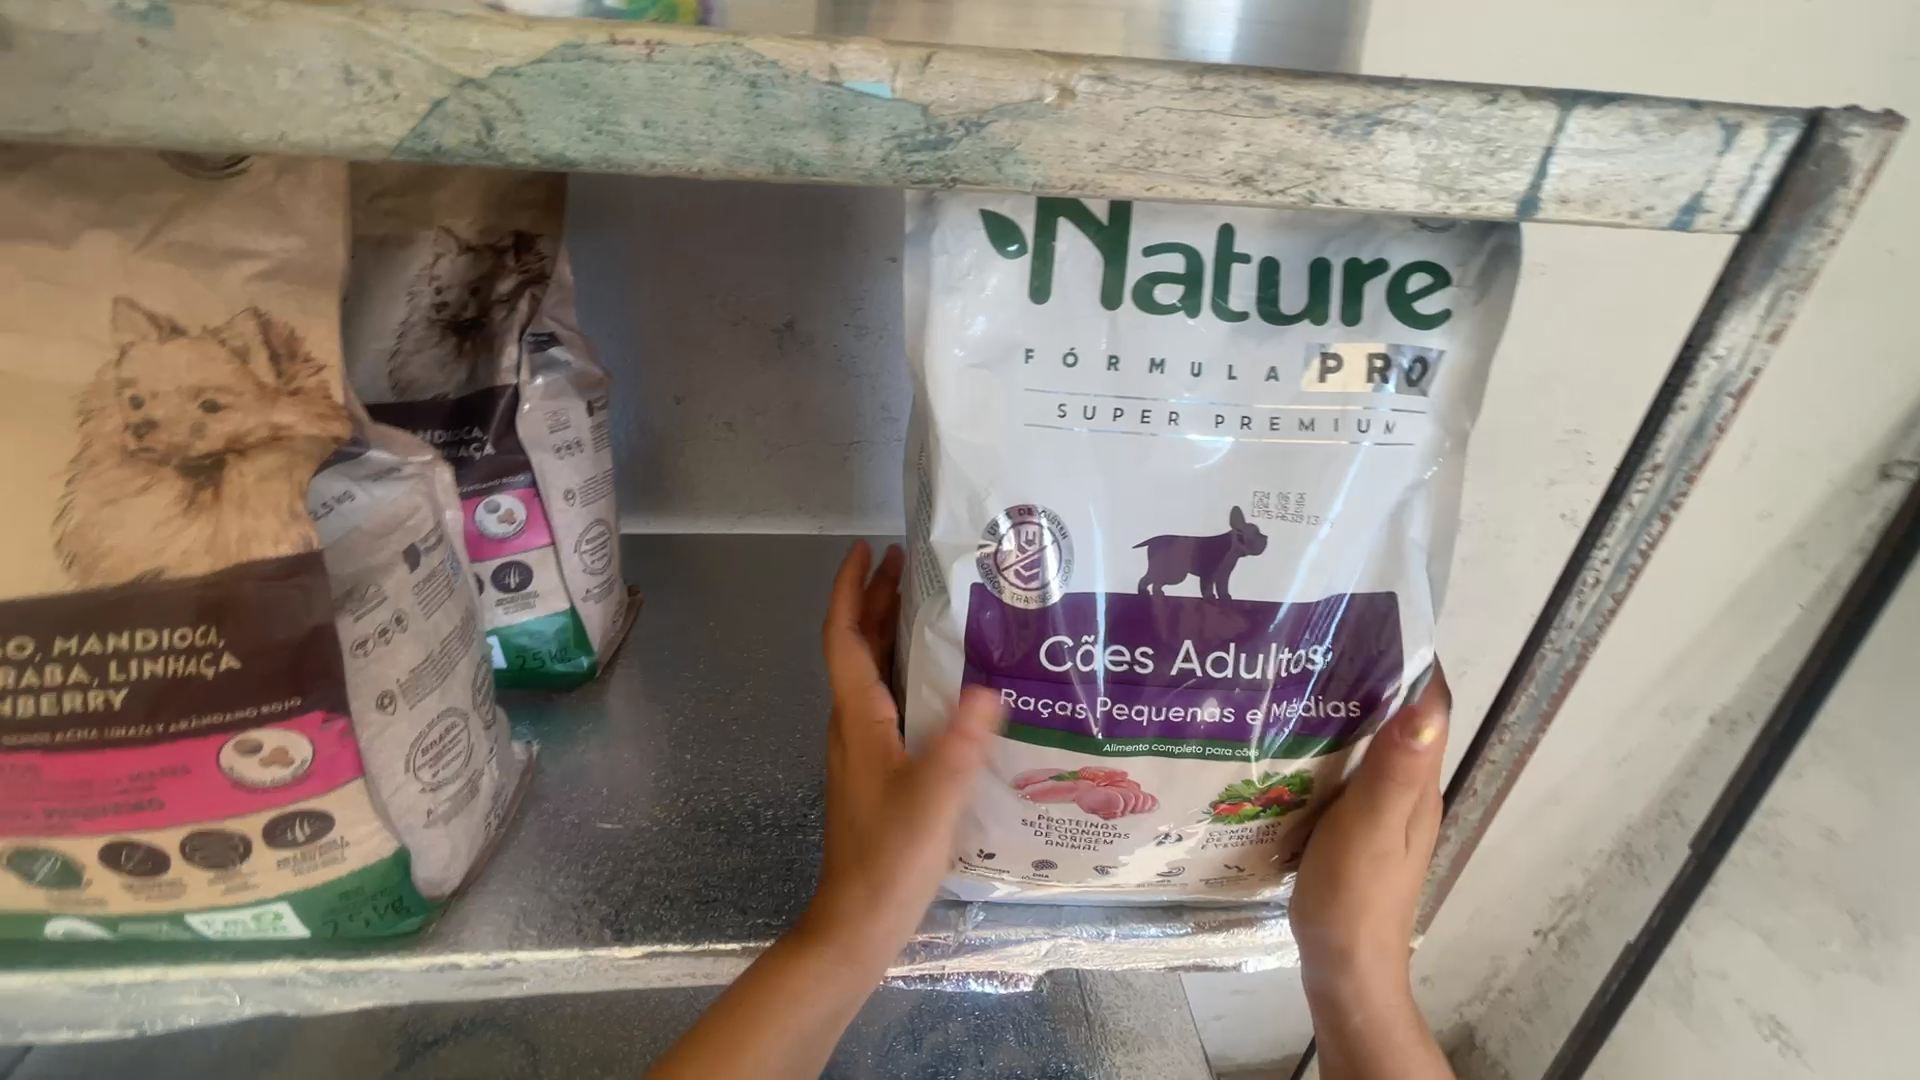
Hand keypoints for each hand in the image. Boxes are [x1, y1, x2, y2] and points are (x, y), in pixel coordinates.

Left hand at [649, 544, 1003, 1079]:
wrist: (858, 917)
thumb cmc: (889, 855)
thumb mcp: (933, 798)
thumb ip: (959, 745)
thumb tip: (988, 687)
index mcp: (857, 716)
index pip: (843, 636)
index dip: (849, 590)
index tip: (865, 550)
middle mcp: (853, 720)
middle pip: (857, 644)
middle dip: (875, 597)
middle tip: (906, 560)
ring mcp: (862, 742)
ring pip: (871, 669)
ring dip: (888, 628)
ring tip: (922, 599)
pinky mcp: (876, 762)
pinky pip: (886, 696)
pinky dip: (903, 666)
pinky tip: (939, 674)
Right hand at [1290, 667, 1450, 999]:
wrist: (1342, 965)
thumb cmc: (1355, 893)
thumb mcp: (1372, 827)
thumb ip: (1395, 769)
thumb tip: (1423, 702)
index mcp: (1416, 783)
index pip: (1426, 706)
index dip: (1405, 661)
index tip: (1361, 620)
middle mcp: (1403, 787)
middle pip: (1392, 718)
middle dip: (1361, 675)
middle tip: (1306, 641)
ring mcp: (1375, 806)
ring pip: (1363, 741)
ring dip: (1337, 708)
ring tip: (1286, 676)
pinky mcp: (1347, 821)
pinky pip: (1338, 766)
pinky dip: (1318, 742)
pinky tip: (1279, 736)